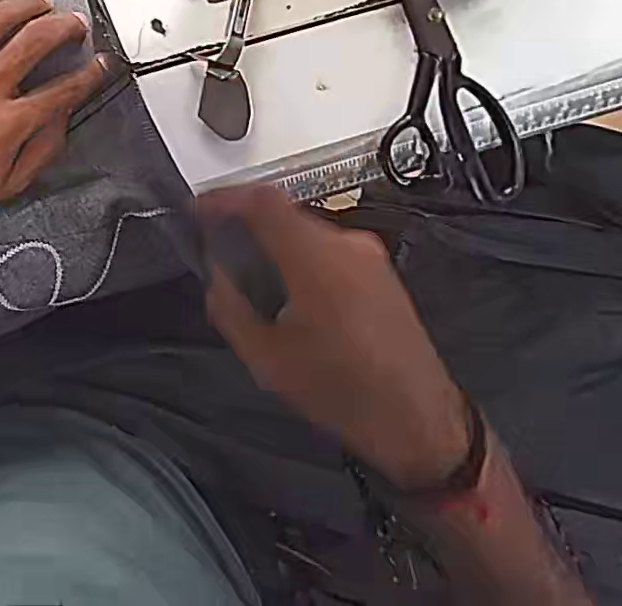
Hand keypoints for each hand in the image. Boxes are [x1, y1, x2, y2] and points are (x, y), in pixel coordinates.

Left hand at [0, 0, 113, 281]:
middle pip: (34, 39)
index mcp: (5, 125)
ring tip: (41, 2)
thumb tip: (64, 115)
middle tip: (75, 23)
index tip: (100, 64)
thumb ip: (43, 148)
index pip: (63, 89)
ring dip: (25, 4)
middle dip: (65, 25)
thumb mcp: (7, 184)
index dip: (91, 73)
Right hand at [200, 185, 470, 490]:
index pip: (262, 201)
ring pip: (303, 229)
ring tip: (254, 277)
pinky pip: (326, 246)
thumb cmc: (344, 393)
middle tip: (221, 246)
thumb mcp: (264, 356)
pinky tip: (290, 292)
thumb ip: (227, 304)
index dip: (223, 198)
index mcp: (315, 261)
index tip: (200, 208)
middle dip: (245, 224)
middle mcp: (346, 247)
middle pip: (281, 212)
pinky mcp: (380, 271)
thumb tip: (217, 274)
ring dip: (272, 241)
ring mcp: (368, 257)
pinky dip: (298, 255)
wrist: (421, 424)